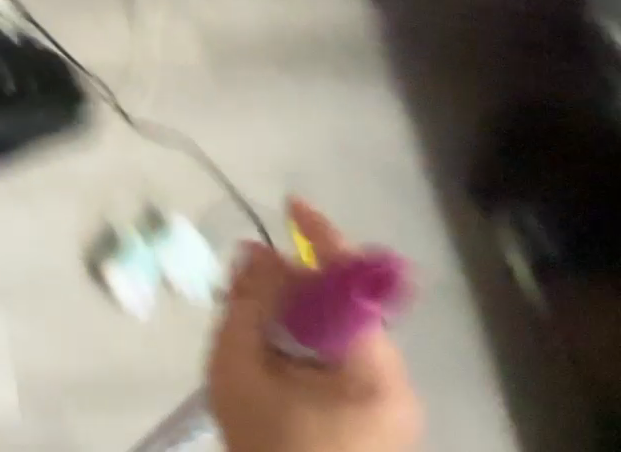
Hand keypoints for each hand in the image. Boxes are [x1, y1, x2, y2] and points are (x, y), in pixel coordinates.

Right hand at [207, 199, 422, 451]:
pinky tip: (265, 348)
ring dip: (291, 313)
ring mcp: (388, 404)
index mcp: (373, 373)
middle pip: (342, 309)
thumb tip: (256, 250)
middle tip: (242, 277)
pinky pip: (337, 357)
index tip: (291, 205)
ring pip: (336, 333)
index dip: (325, 243)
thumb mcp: (238, 365)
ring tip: (244, 317)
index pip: (354, 290)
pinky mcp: (372, 415)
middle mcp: (395, 385)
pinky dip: (299, 339)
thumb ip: (248, 304)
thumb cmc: (263, 437)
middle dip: (292, 283)